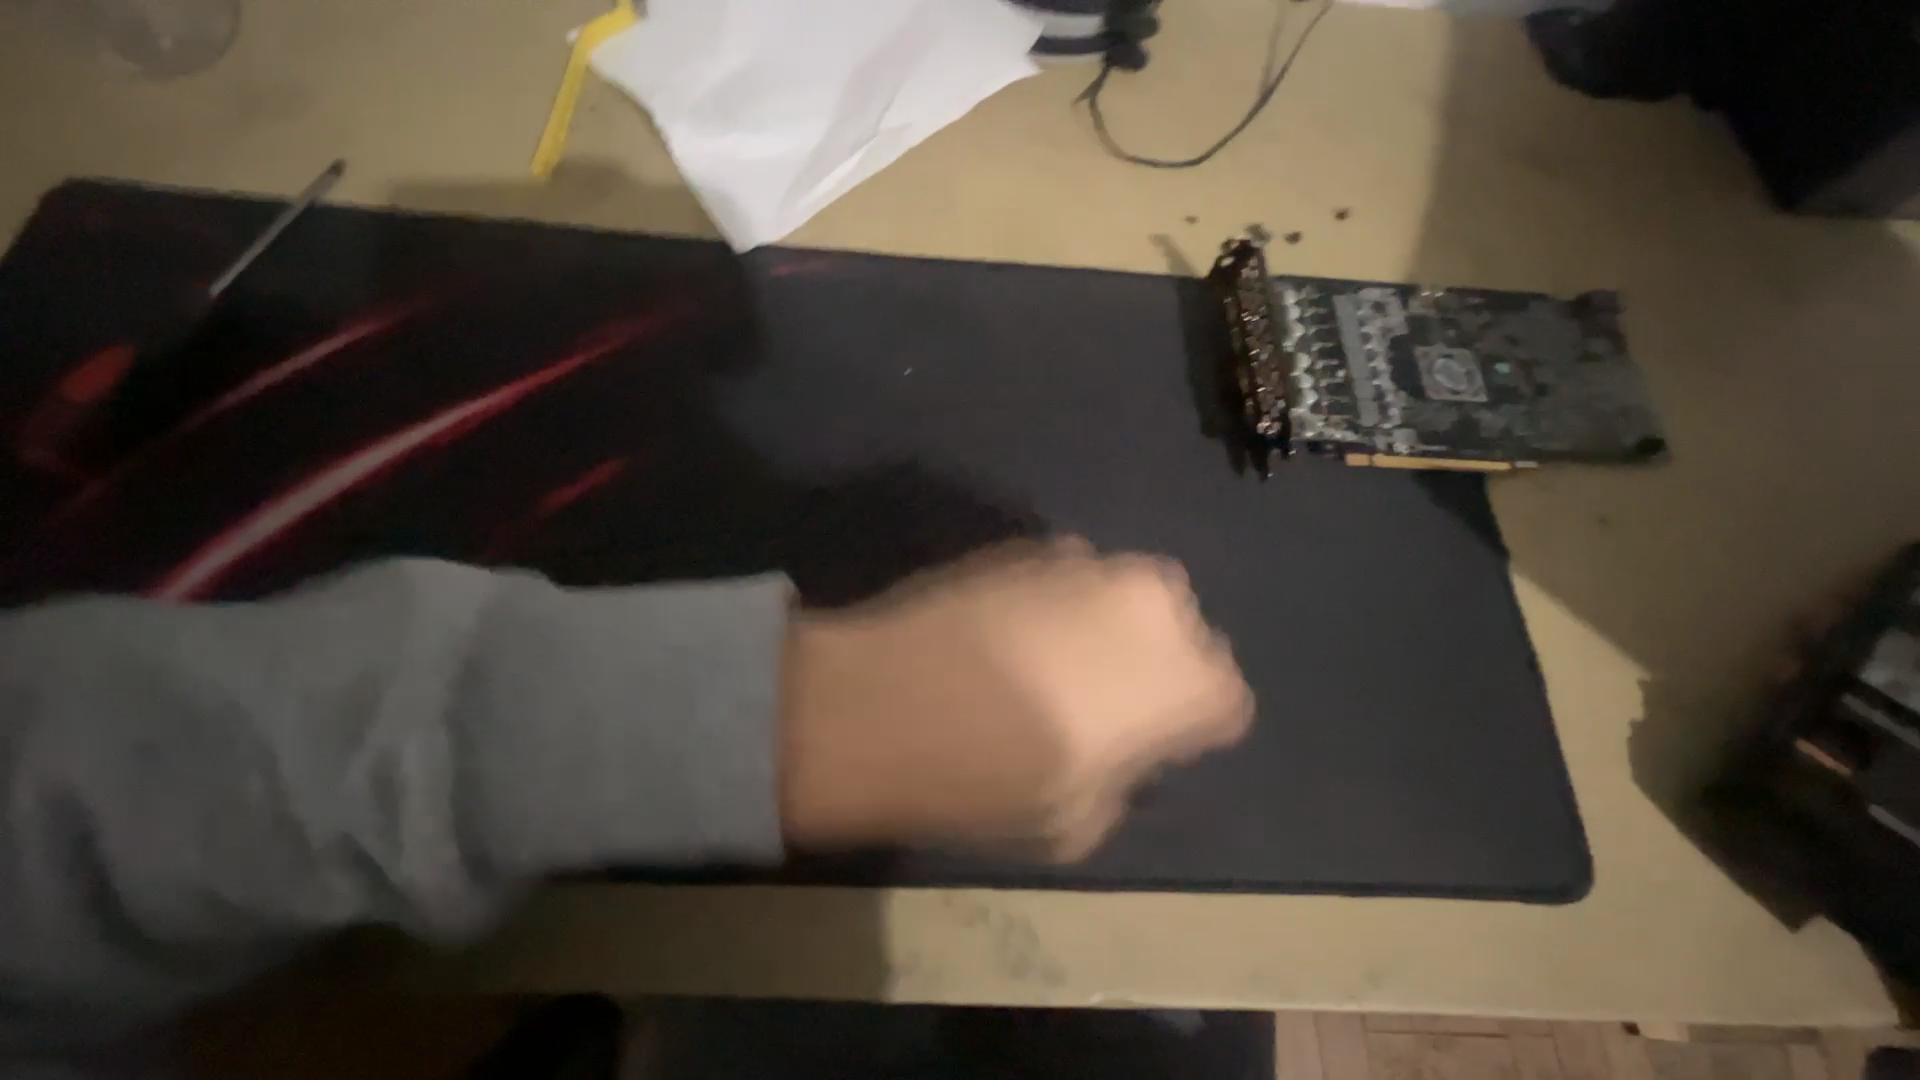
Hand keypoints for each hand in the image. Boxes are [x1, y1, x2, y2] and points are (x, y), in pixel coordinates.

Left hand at [778, 538, 1252, 860]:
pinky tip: (1003, 635)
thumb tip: (1117, 747)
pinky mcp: (1024, 543)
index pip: (1226, 700)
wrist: (880, 704)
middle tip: (1100, 703)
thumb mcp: (1081, 823)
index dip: (1190, 728)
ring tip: (1048, 664)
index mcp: (1185, 678)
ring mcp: (1085, 561)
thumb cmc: (990, 779)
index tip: (1148, 748)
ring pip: (1123, 596)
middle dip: (1154, 665)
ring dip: (1104, 626)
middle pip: (1180, 634)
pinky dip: (1054, 602)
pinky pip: (1066, 576)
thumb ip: (1124, 776)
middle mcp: (1151, 603)